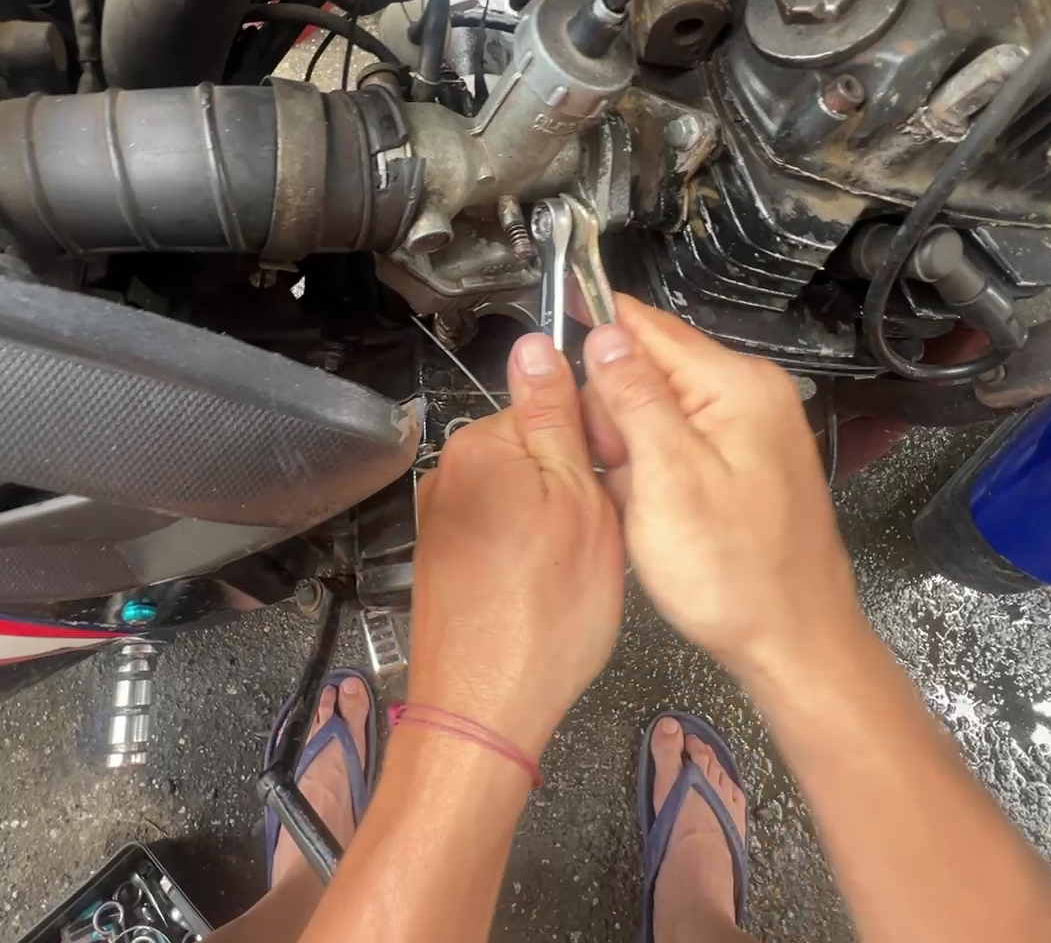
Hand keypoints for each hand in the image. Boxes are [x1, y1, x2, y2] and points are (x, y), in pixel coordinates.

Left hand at [408, 332, 625, 756]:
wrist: (484, 707)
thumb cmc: (543, 612)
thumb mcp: (577, 500)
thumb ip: (556, 417)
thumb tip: (537, 342)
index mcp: (482, 443)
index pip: (548, 403)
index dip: (591, 440)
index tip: (608, 479)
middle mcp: (450, 471)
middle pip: (532, 447)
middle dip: (571, 479)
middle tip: (595, 533)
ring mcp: (441, 515)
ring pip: (520, 491)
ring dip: (551, 516)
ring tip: (569, 568)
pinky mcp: (442, 554)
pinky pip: (499, 528)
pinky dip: (525, 547)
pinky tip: (541, 586)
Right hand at [580, 295, 862, 682]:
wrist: (792, 644)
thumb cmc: (734, 574)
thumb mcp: (667, 478)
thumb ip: (634, 398)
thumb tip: (605, 334)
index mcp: (735, 386)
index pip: (649, 326)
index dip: (596, 329)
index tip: (551, 343)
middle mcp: (748, 395)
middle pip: (648, 366)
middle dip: (612, 408)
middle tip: (612, 462)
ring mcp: (745, 428)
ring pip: (654, 406)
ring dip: (627, 442)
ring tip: (633, 493)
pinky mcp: (738, 458)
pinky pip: (672, 439)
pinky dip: (648, 463)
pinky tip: (649, 502)